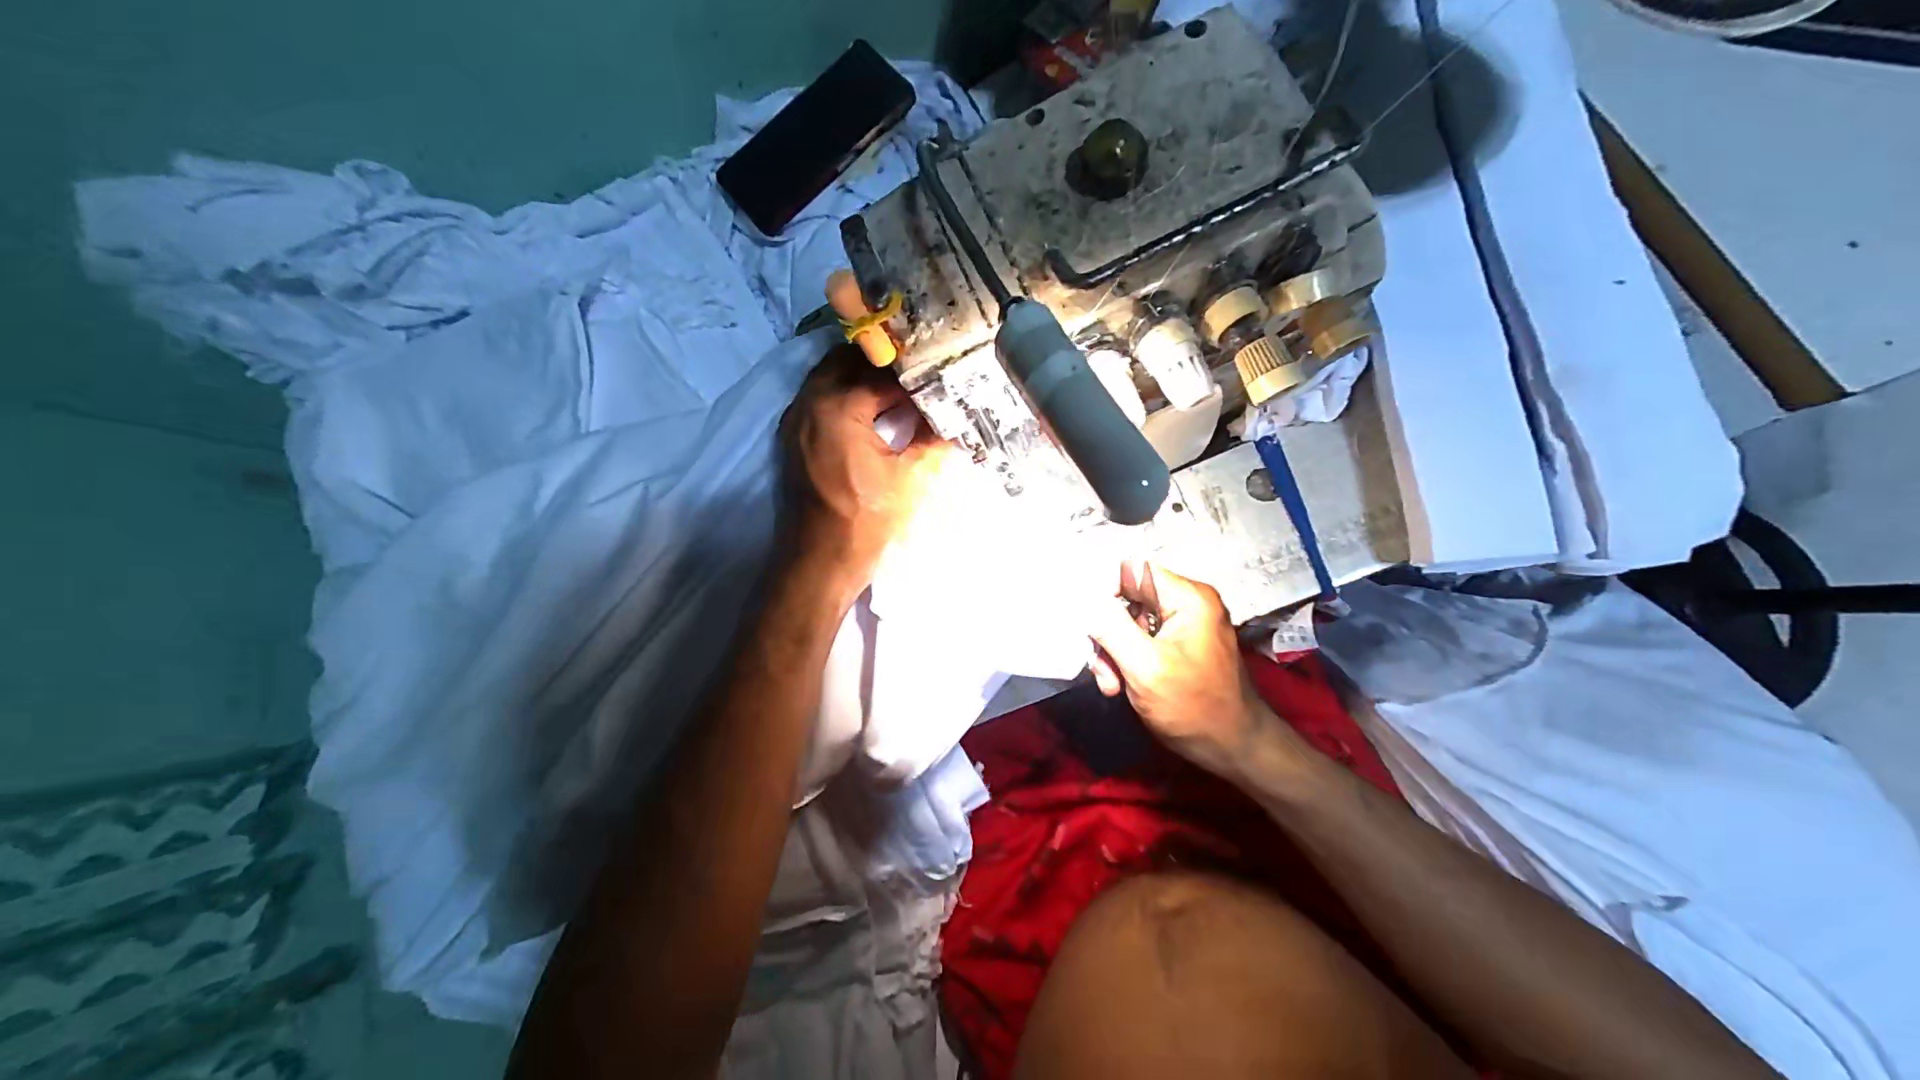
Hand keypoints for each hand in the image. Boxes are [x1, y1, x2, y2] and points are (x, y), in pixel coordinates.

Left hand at [781, 347, 952, 580]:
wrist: (818, 562)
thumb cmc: (865, 522)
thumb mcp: (912, 479)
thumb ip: (934, 439)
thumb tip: (958, 417)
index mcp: (838, 405)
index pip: (885, 372)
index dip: (917, 373)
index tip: (942, 377)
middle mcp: (809, 401)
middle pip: (851, 360)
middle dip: (886, 364)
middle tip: (921, 376)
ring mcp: (795, 418)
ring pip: (831, 376)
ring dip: (863, 376)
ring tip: (900, 392)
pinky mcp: (793, 436)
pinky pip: (819, 397)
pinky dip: (845, 394)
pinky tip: (873, 413)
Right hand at [1087, 561, 1285, 780]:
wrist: (1232, 750)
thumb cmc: (1194, 708)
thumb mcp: (1145, 667)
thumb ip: (1110, 626)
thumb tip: (1080, 596)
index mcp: (1188, 598)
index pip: (1131, 570)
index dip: (1100, 589)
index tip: (1081, 618)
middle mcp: (1187, 603)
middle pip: (1126, 598)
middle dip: (1105, 631)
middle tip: (1101, 665)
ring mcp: (1183, 625)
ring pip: (1127, 622)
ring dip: (1112, 652)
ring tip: (1112, 684)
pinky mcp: (1177, 645)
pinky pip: (1138, 640)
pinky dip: (1124, 660)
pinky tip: (1120, 686)